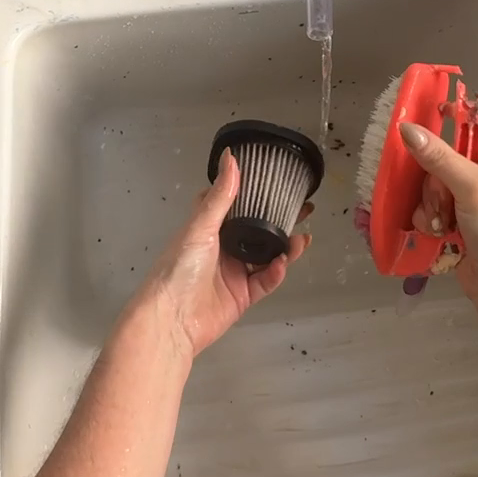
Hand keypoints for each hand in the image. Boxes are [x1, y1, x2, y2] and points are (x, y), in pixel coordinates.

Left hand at [129, 149, 310, 359]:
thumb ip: (220, 195)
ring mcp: (233, 271)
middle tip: (304, 209)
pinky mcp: (242, 295)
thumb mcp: (200, 226)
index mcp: (208, 227)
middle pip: (256, 230)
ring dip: (285, 247)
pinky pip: (265, 281)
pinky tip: (283, 264)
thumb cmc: (179, 267)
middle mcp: (222, 247)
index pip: (233, 203)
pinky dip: (276, 273)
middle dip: (279, 220)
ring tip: (303, 238)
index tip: (275, 180)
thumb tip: (230, 157)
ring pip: (266, 255)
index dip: (252, 191)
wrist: (172, 319)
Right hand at [401, 120, 477, 303]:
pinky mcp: (458, 220)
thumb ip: (438, 156)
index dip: (466, 113)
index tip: (437, 111)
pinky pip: (433, 205)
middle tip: (433, 180)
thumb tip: (406, 127)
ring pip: (436, 180)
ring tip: (440, 216)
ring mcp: (474, 200)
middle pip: (452, 152)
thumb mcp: (471, 187)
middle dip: (436, 170)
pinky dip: (431, 216)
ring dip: (431, 198)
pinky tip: (436, 230)